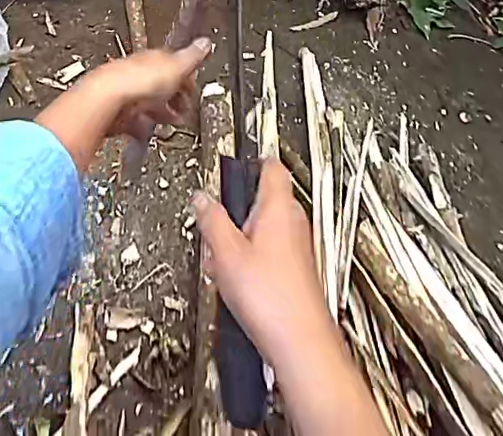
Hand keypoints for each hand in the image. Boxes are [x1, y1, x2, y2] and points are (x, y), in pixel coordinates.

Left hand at [36, 39, 211, 172]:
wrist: (105, 99)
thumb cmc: (137, 81)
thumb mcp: (176, 68)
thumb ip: (191, 58)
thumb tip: (205, 42)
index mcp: (152, 59)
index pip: (173, 64)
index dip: (186, 78)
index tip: (194, 89)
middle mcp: (136, 72)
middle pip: (159, 85)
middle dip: (173, 98)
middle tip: (185, 110)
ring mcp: (124, 93)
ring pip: (146, 103)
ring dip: (160, 113)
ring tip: (170, 124)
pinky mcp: (114, 113)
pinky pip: (132, 120)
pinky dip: (142, 127)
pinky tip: (147, 133)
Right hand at [191, 160, 330, 360]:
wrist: (300, 343)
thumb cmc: (271, 298)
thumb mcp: (226, 252)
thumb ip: (212, 219)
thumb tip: (202, 198)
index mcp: (279, 206)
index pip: (271, 165)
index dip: (253, 159)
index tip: (236, 162)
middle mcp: (294, 220)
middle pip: (263, 198)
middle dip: (237, 210)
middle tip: (218, 224)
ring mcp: (298, 244)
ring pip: (264, 226)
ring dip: (241, 237)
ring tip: (223, 260)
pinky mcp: (297, 268)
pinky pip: (270, 249)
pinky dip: (252, 257)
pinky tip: (237, 281)